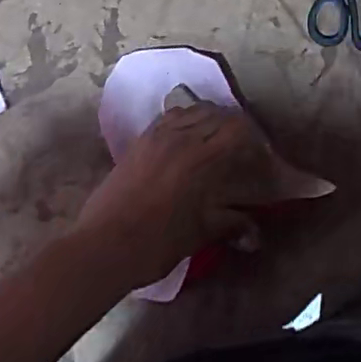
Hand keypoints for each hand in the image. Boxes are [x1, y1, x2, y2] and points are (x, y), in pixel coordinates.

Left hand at [73, 101, 332, 291]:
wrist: (100, 250)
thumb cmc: (156, 243)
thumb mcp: (201, 233)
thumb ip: (232, 224)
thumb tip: (256, 236)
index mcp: (202, 159)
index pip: (238, 130)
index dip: (255, 139)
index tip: (260, 155)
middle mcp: (182, 139)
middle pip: (218, 116)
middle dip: (236, 127)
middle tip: (243, 146)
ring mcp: (157, 138)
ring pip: (193, 112)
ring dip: (210, 119)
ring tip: (216, 136)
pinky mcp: (139, 143)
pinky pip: (169, 118)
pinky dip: (185, 120)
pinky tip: (187, 136)